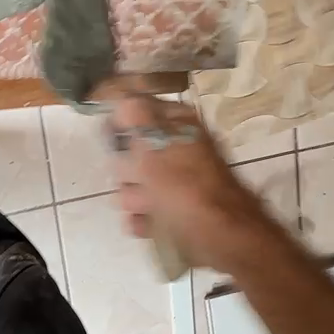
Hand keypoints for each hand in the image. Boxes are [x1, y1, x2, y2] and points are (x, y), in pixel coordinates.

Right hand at [109, 95, 274, 270]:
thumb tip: (120, 94)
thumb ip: (135, 116)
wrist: (227, 239)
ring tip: (138, 207)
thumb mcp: (155, 145)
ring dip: (132, 195)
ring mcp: (183, 177)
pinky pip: (153, 206)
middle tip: (129, 178)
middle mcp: (182, 144)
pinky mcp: (184, 205)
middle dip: (125, 168)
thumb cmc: (187, 189)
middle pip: (135, 148)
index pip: (137, 108)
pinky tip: (142, 224)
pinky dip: (145, 216)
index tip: (107, 138)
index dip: (118, 122)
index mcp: (178, 123)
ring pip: (141, 180)